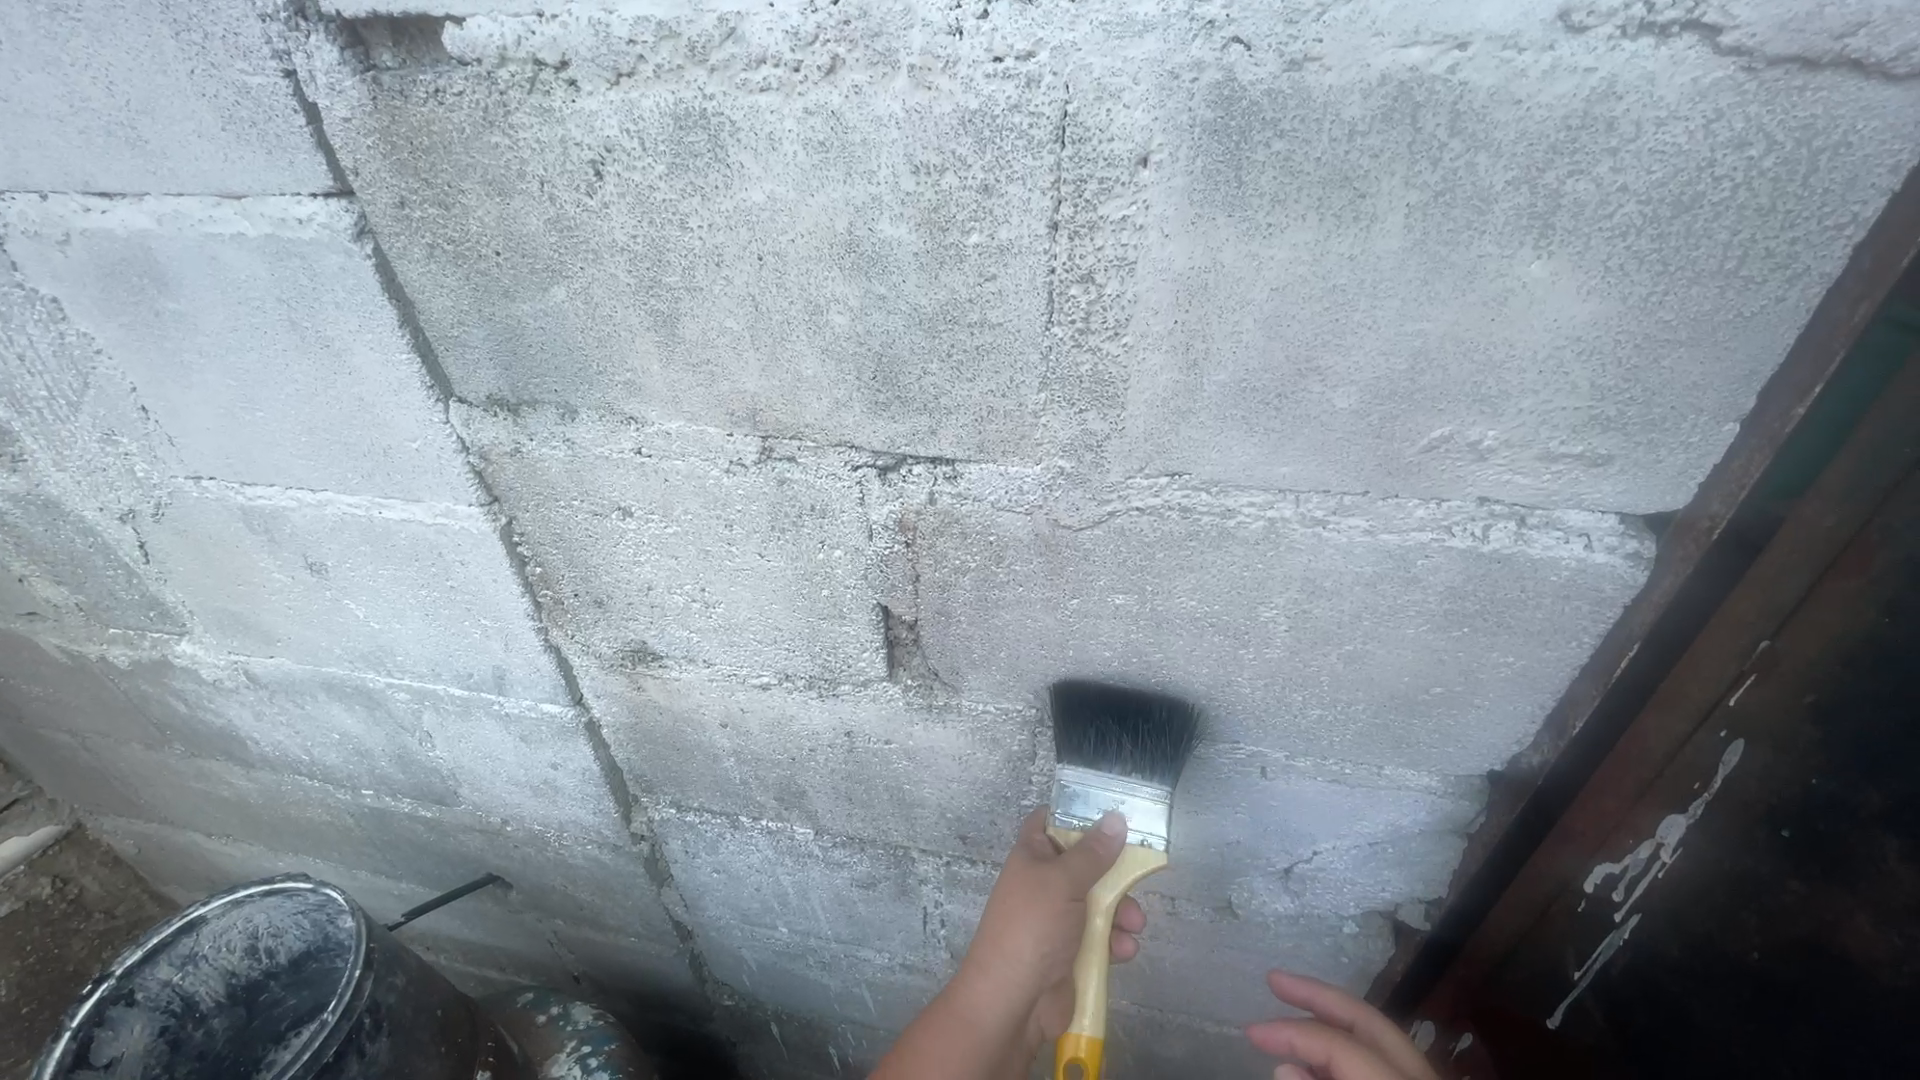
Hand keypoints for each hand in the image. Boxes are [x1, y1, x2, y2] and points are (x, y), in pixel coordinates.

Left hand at [957, 807, 1144, 1047]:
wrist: (1013, 1002)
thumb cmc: (1032, 928)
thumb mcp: (1062, 881)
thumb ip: (1093, 853)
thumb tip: (1116, 819)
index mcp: (1033, 855)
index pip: (1051, 820)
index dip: (1076, 812)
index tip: (1111, 814)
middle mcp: (1045, 882)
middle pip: (1087, 863)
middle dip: (1115, 873)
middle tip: (1137, 879)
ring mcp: (1059, 918)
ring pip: (1100, 902)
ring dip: (1121, 912)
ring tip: (1133, 925)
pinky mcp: (1072, 951)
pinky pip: (1101, 937)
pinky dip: (1115, 942)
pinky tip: (1124, 951)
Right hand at [1246, 971, 1439, 1079]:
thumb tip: (1284, 1067)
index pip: (1343, 1045)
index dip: (1293, 1034)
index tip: (1251, 1033)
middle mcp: (1424, 1076)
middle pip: (1369, 1020)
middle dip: (1318, 994)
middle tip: (1273, 979)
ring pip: (1381, 1036)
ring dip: (1333, 1017)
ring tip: (1292, 1006)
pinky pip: (1389, 1058)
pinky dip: (1353, 1045)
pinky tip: (1322, 1053)